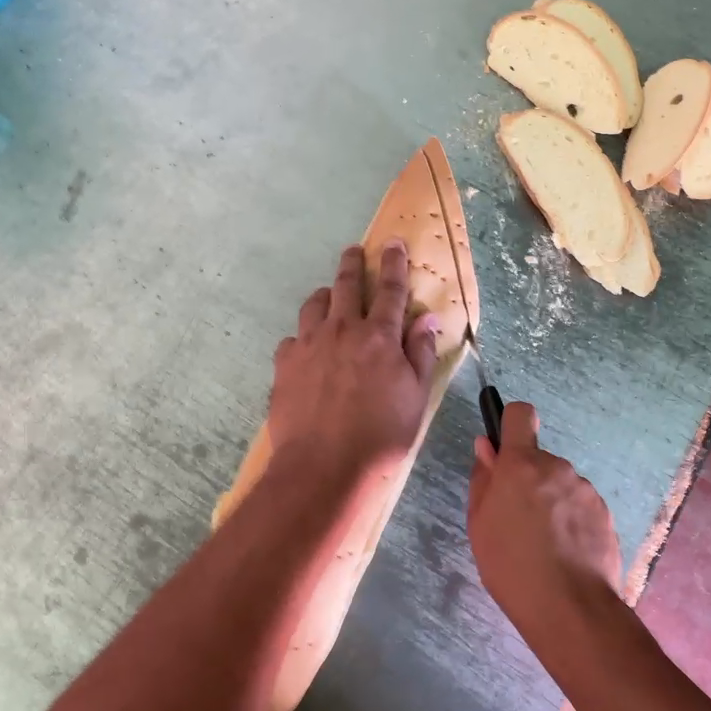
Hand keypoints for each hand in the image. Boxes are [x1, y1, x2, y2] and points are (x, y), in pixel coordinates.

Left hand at [268, 242, 440, 481]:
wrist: (324, 466)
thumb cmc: (381, 436)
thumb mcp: (415, 397)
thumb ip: (420, 354)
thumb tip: (425, 319)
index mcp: (380, 337)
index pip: (391, 290)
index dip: (394, 264)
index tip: (392, 243)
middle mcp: (342, 330)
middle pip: (347, 285)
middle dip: (353, 264)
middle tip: (354, 251)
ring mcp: (309, 345)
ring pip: (315, 305)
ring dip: (326, 297)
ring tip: (330, 298)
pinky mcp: (284, 365)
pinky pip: (293, 339)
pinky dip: (303, 338)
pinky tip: (307, 351)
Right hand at [467, 403, 622, 634]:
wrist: (569, 607)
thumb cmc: (510, 565)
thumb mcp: (480, 524)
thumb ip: (483, 480)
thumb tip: (486, 448)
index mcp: (521, 465)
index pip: (520, 415)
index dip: (510, 425)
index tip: (504, 452)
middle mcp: (557, 468)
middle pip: (539, 461)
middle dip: (528, 482)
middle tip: (517, 522)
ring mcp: (585, 491)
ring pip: (560, 487)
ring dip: (551, 504)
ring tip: (543, 546)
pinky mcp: (605, 514)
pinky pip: (580, 508)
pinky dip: (571, 523)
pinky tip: (565, 555)